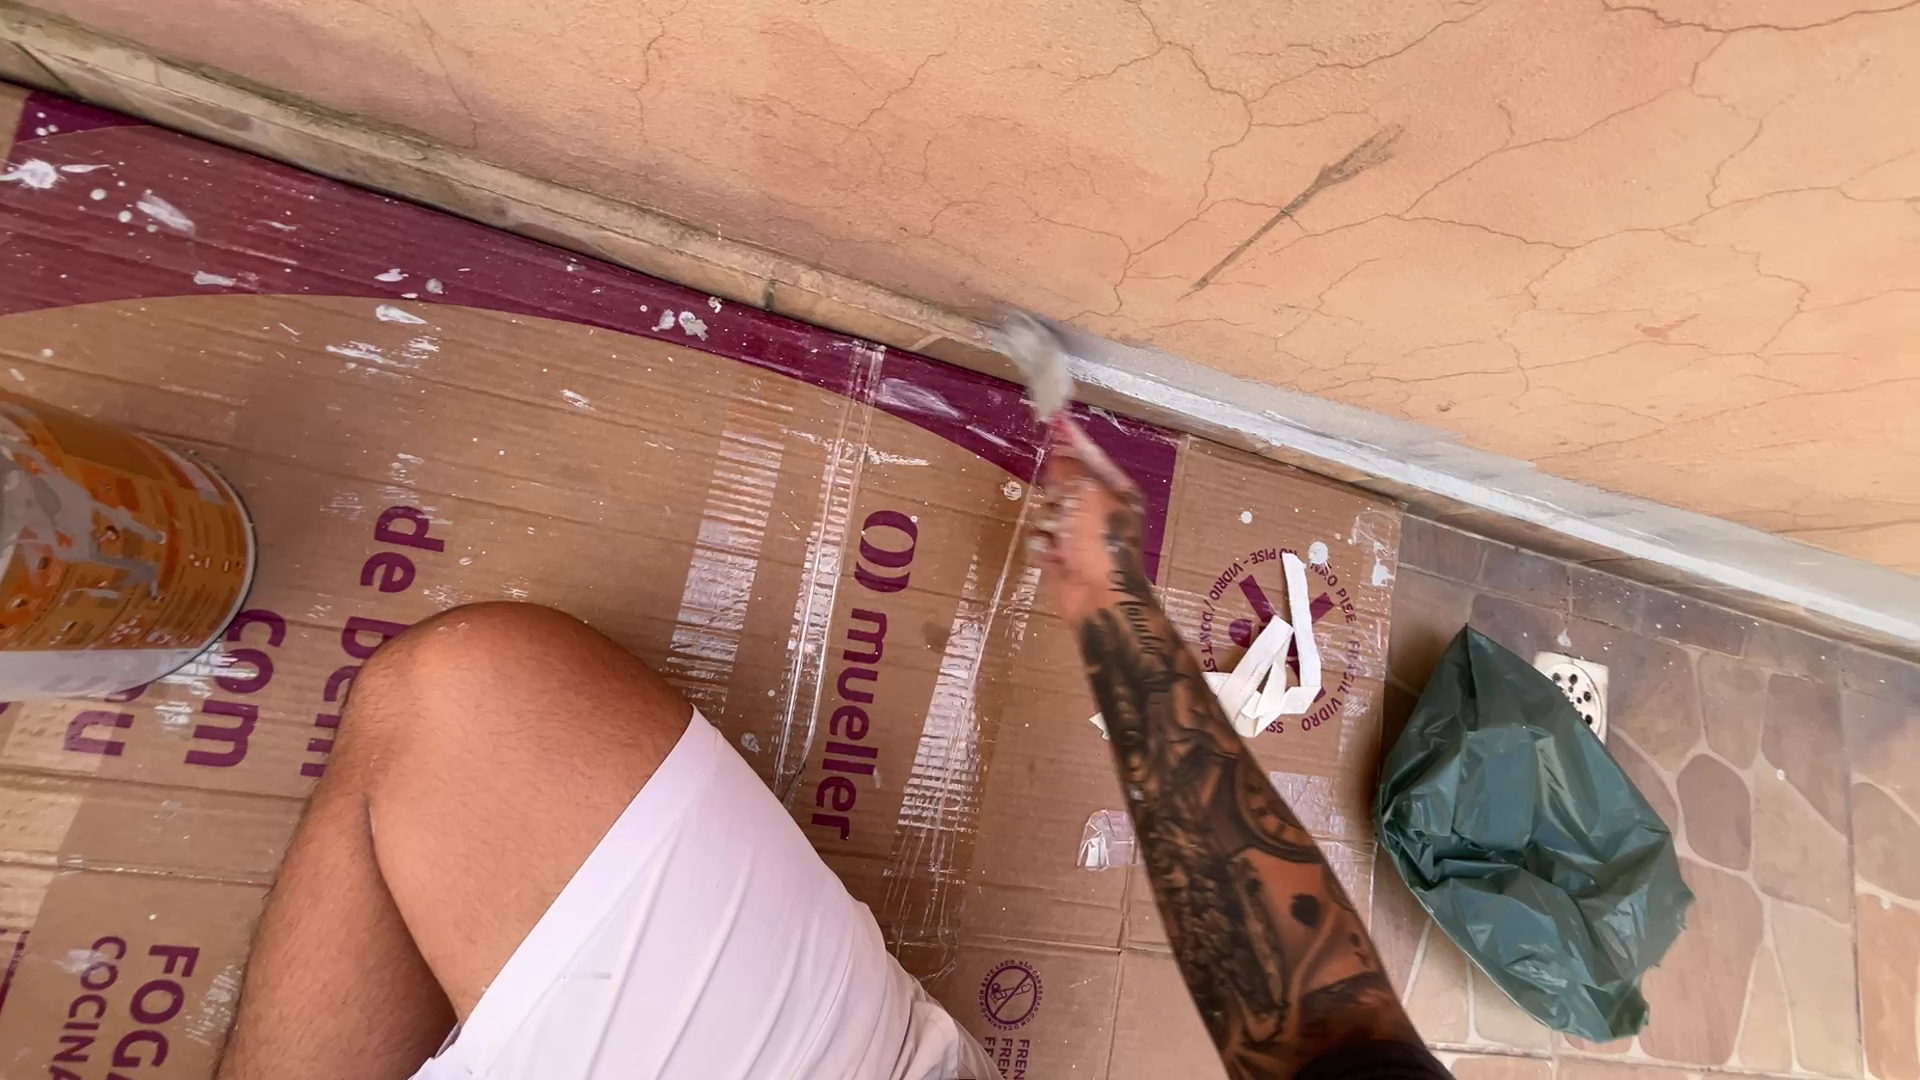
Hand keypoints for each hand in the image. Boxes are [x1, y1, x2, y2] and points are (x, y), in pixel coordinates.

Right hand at [1029, 415, 1146, 623]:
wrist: (1098, 596)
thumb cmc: (1101, 541)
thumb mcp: (1088, 495)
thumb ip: (1070, 469)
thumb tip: (1059, 450)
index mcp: (1116, 492)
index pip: (1089, 456)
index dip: (1071, 439)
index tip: (1055, 418)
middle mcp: (1098, 510)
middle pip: (1062, 483)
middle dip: (1055, 491)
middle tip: (1061, 502)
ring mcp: (1077, 534)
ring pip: (1046, 510)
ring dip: (1047, 521)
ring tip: (1059, 535)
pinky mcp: (1059, 555)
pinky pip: (1039, 536)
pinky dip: (1042, 544)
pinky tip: (1051, 553)